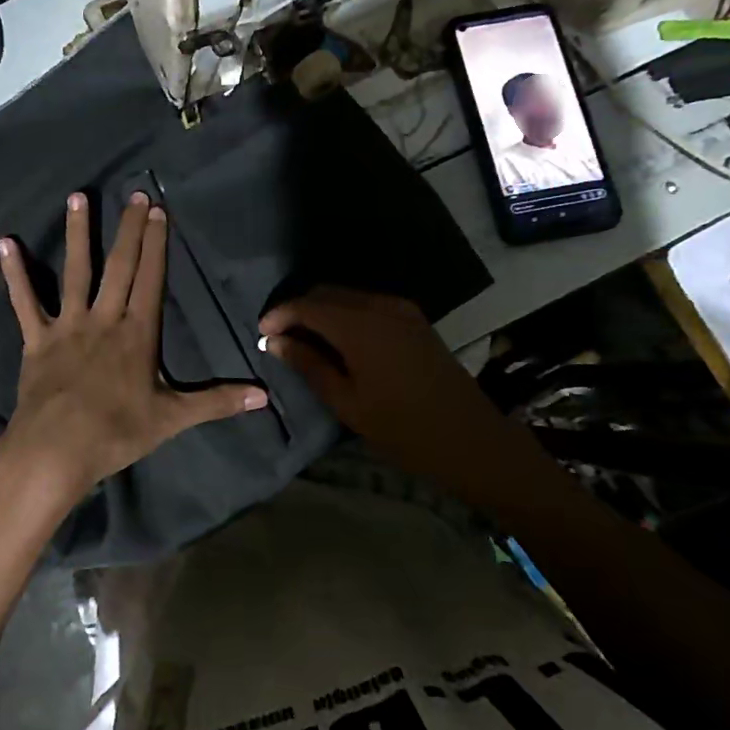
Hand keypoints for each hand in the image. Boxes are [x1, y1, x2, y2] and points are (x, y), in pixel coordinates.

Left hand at [0, 192, 266, 506]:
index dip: (156, 244)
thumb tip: (265, 396)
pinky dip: (15, 273)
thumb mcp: (173, 418)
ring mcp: (68, 325)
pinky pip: (24, 301)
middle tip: (134, 194)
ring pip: (75, 271)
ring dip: (78, 233)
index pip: (151, 279)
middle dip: (129, 228)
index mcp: (138, 333)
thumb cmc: (116, 433)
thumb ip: (218, 401)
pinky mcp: (37, 339)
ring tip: (77, 197)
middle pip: (119, 266)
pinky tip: (6, 243)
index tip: (158, 211)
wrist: (54, 452)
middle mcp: (104, 319)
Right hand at [258, 286, 537, 493]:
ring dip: (322, 310)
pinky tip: (338, 339)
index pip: (307, 304)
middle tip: (278, 336)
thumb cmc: (402, 427)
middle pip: (327, 293)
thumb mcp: (347, 401)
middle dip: (299, 309)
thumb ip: (309, 364)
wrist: (468, 436)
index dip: (280, 314)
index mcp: (359, 325)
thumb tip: (275, 341)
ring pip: (348, 296)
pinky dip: (346, 314)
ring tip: (304, 339)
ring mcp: (401, 309)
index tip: (261, 332)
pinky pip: (368, 304)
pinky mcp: (413, 318)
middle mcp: (379, 306)